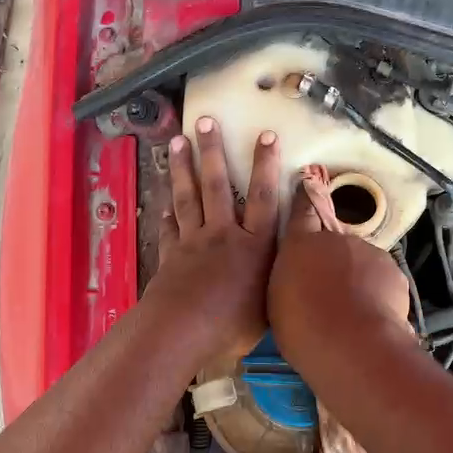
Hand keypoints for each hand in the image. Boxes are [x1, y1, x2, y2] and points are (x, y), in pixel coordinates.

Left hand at [143, 117, 282, 361]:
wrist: (181, 330)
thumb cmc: (232, 325)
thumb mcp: (268, 308)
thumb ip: (274, 284)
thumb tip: (288, 276)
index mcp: (254, 246)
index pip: (262, 197)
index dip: (265, 166)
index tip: (266, 136)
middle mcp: (223, 235)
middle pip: (217, 185)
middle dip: (213, 151)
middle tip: (205, 121)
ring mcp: (193, 242)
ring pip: (188, 197)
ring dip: (183, 168)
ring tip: (177, 143)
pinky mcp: (170, 255)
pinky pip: (169, 228)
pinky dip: (167, 215)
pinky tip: (164, 204)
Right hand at [267, 181, 410, 359]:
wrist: (354, 345)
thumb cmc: (303, 328)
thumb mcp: (279, 303)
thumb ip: (290, 280)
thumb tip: (300, 281)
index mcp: (301, 245)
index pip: (302, 212)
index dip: (305, 198)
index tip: (308, 183)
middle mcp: (336, 240)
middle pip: (333, 241)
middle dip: (331, 258)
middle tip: (327, 288)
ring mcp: (368, 252)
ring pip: (360, 261)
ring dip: (355, 276)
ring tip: (352, 308)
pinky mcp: (393, 271)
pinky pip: (381, 278)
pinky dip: (376, 291)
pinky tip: (371, 314)